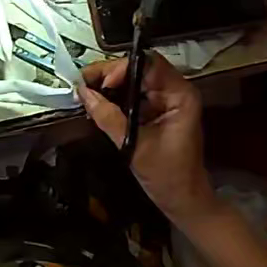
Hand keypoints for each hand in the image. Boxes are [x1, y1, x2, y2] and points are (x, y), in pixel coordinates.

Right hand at [77, 53, 218, 222]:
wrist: (184, 202)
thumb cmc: (167, 176)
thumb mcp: (134, 146)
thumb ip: (108, 117)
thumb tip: (82, 92)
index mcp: (180, 95)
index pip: (149, 64)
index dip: (121, 69)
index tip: (98, 84)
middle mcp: (175, 91)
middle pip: (139, 68)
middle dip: (109, 75)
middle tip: (82, 86)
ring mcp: (166, 100)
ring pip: (134, 80)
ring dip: (109, 86)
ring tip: (85, 94)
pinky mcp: (157, 110)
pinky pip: (133, 95)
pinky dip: (115, 98)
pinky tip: (96, 104)